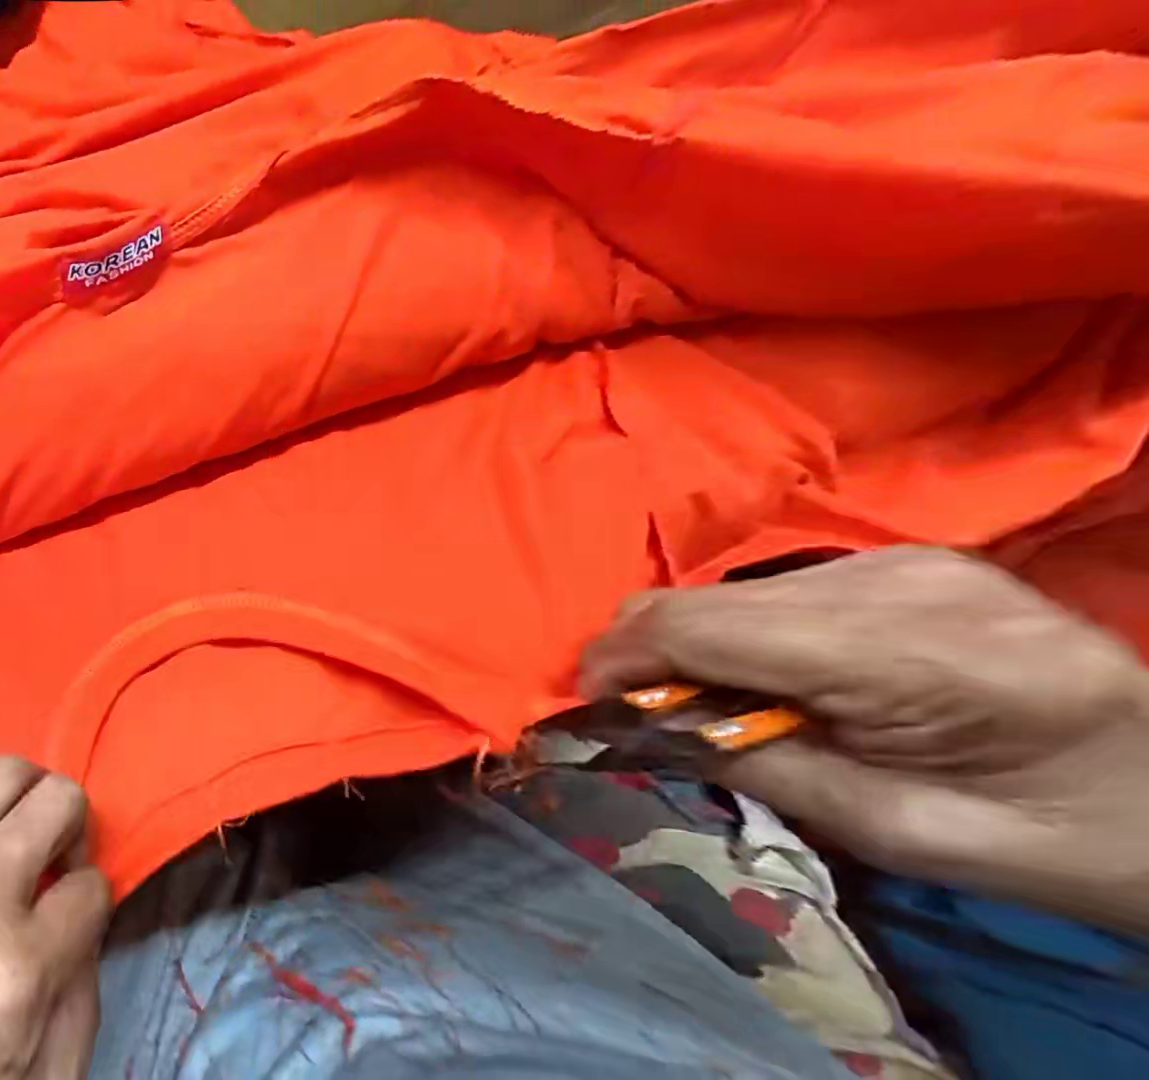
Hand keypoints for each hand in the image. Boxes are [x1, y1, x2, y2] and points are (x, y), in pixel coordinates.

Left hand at [0, 757, 111, 1079]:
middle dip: (75, 826)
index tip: (77, 916)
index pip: (92, 886)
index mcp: (20, 964)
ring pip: (6, 774)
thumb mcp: (41, 1069)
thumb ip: (84, 985)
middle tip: (58, 864)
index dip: (94, 899)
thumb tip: (86, 912)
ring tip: (20, 836)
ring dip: (29, 798)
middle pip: (59, 800)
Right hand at [580, 547, 1148, 934]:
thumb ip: (756, 767)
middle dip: (640, 653)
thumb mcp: (897, 831)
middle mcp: (894, 580)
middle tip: (638, 710)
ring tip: (708, 701)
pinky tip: (764, 673)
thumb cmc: (1058, 837)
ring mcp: (896, 558)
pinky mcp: (896, 557)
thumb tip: (643, 725)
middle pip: (697, 598)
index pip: (702, 627)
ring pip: (720, 590)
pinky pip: (762, 589)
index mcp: (912, 655)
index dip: (621, 659)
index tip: (587, 701)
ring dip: (684, 644)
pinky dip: (730, 631)